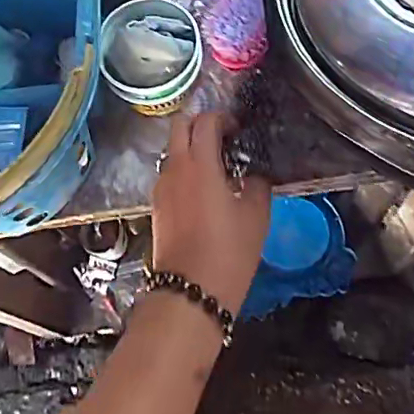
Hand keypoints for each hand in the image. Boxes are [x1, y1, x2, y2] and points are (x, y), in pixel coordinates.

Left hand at [150, 111, 271, 314]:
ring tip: (216, 168)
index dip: (223, 118)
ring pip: (172, 150)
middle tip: (223, 139)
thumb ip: (256, 184)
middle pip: (180, 126)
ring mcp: (162, 187)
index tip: (238, 129)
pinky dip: (184, 170)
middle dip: (201, 125)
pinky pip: (170, 173)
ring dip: (191, 148)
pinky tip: (204, 192)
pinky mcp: (157, 206)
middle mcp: (175, 168)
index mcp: (199, 163)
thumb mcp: (256, 215)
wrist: (189, 295)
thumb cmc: (228, 252)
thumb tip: (253, 175)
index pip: (205, 121)